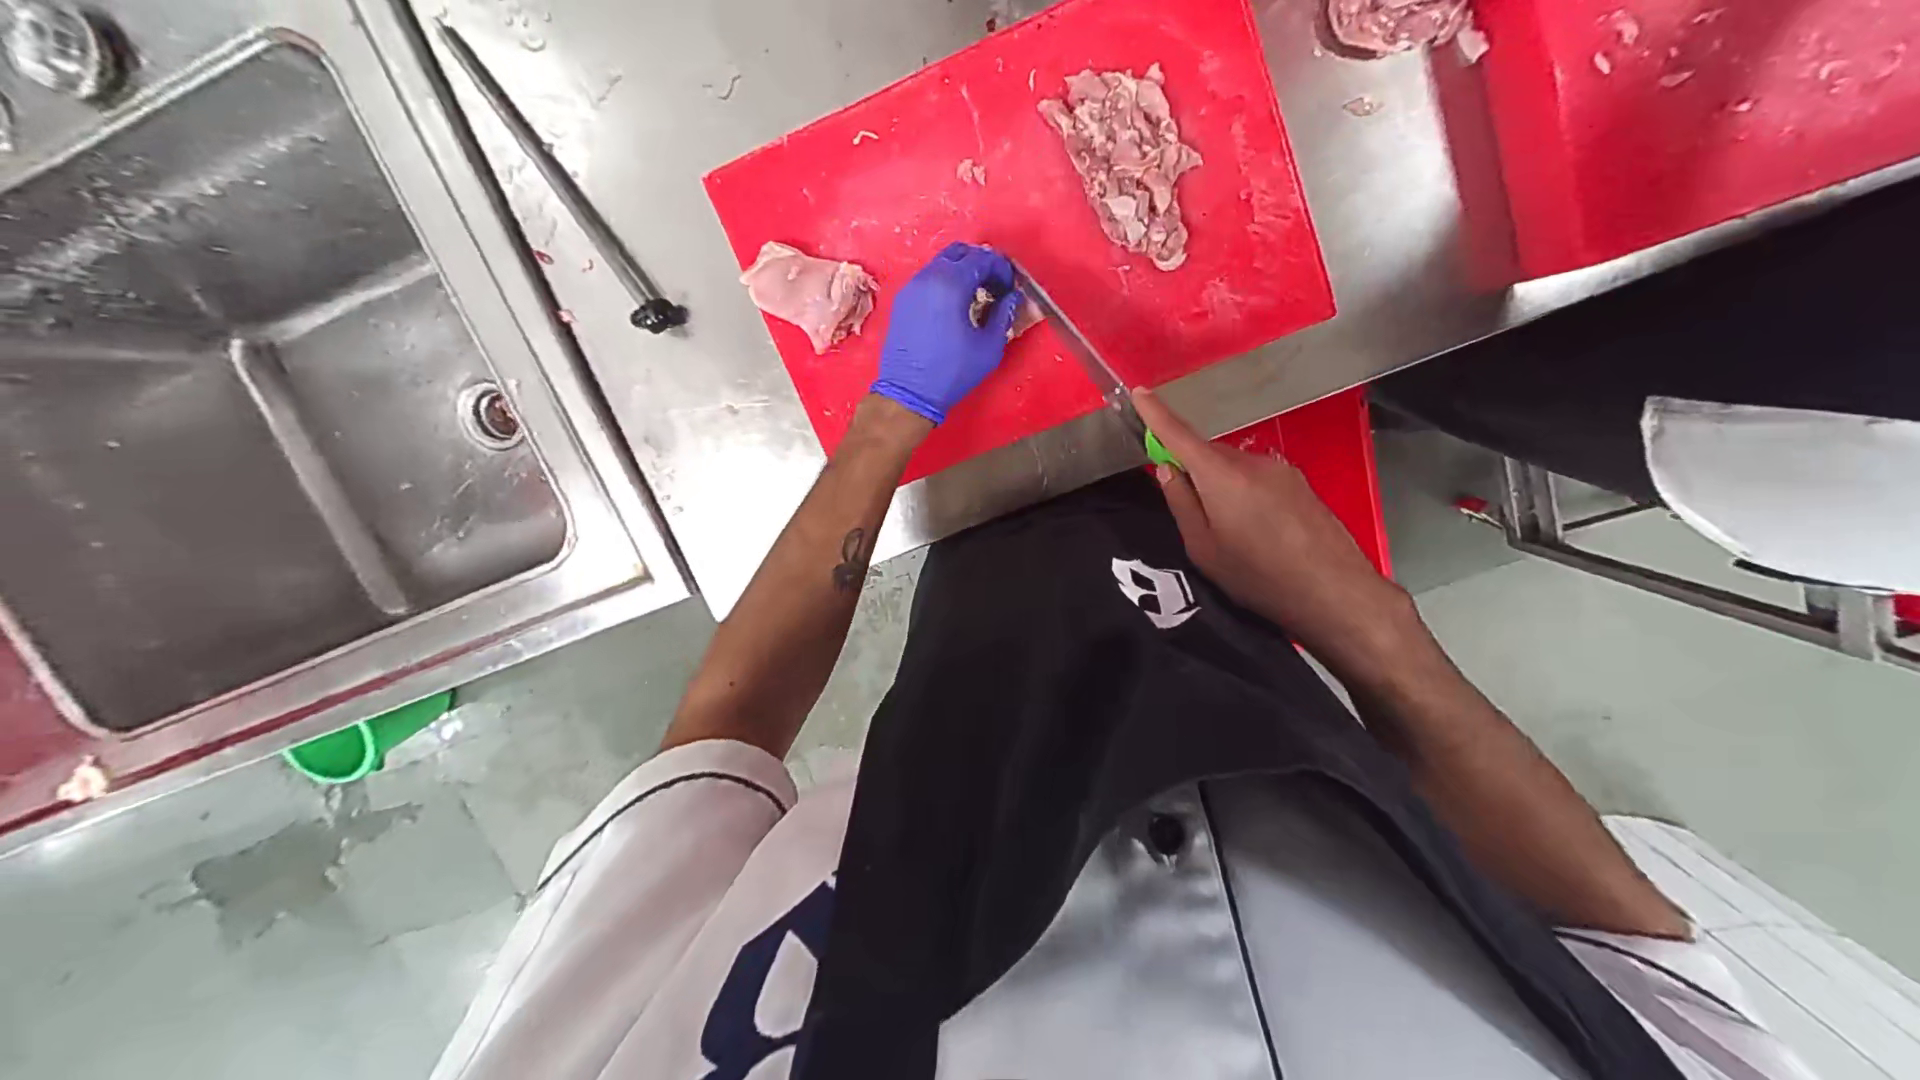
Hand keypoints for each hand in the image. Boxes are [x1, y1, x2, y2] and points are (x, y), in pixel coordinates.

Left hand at [872, 242, 1024, 424]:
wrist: (909, 392)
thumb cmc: (952, 371)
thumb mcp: (989, 346)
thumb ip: (1003, 315)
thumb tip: (1011, 298)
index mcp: (951, 284)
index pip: (982, 258)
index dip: (1001, 269)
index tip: (1009, 286)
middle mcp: (928, 278)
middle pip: (958, 253)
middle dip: (980, 263)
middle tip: (993, 285)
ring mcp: (911, 288)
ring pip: (940, 264)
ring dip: (960, 272)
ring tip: (975, 296)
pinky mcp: (902, 302)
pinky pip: (927, 279)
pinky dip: (944, 283)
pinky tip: (953, 306)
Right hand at [1133, 388, 1417, 670]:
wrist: (1334, 591)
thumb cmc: (1258, 575)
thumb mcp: (1204, 548)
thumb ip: (1182, 504)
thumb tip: (1167, 470)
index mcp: (1222, 476)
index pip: (1180, 435)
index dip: (1156, 414)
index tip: (1140, 393)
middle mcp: (1252, 462)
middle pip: (1208, 453)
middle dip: (1191, 468)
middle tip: (1184, 505)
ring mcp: (1280, 470)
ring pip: (1234, 467)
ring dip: (1219, 484)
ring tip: (1226, 529)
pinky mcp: (1299, 484)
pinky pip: (1256, 477)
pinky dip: (1242, 491)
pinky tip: (1253, 528)